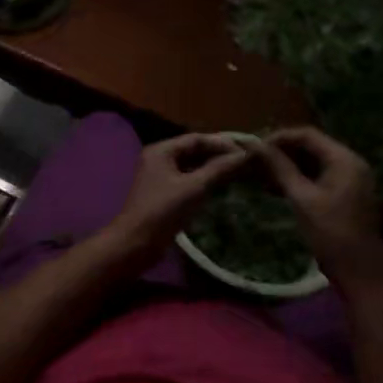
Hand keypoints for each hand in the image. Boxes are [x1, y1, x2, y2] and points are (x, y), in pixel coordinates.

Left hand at [105, 134, 249, 261]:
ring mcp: (161, 177)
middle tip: (245, 161)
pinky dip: (205, 181)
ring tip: (239, 172)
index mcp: (162, 151)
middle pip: (194, 151)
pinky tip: (222, 187)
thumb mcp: (194, 188)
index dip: (222, 144)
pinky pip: (188, 181)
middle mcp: (159, 159)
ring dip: (213, 168)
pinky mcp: (164, 194)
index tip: (246, 150)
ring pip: (192, 167)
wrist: (136, 243)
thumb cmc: (163, 211)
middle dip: (218, 155)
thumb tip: (245, 154)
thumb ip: (219, 169)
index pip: (196, 139)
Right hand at [246, 128, 382, 286]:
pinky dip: (298, 179)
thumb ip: (280, 168)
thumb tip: (255, 145)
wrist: (358, 269)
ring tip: (260, 174)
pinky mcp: (344, 193)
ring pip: (313, 162)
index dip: (279, 137)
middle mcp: (350, 162)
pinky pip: (318, 177)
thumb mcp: (301, 198)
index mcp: (344, 159)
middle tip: (255, 161)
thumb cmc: (330, 232)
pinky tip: (275, 188)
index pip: (307, 135)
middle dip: (282, 152)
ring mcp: (349, 178)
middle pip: (311, 146)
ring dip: (288, 166)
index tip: (255, 147)